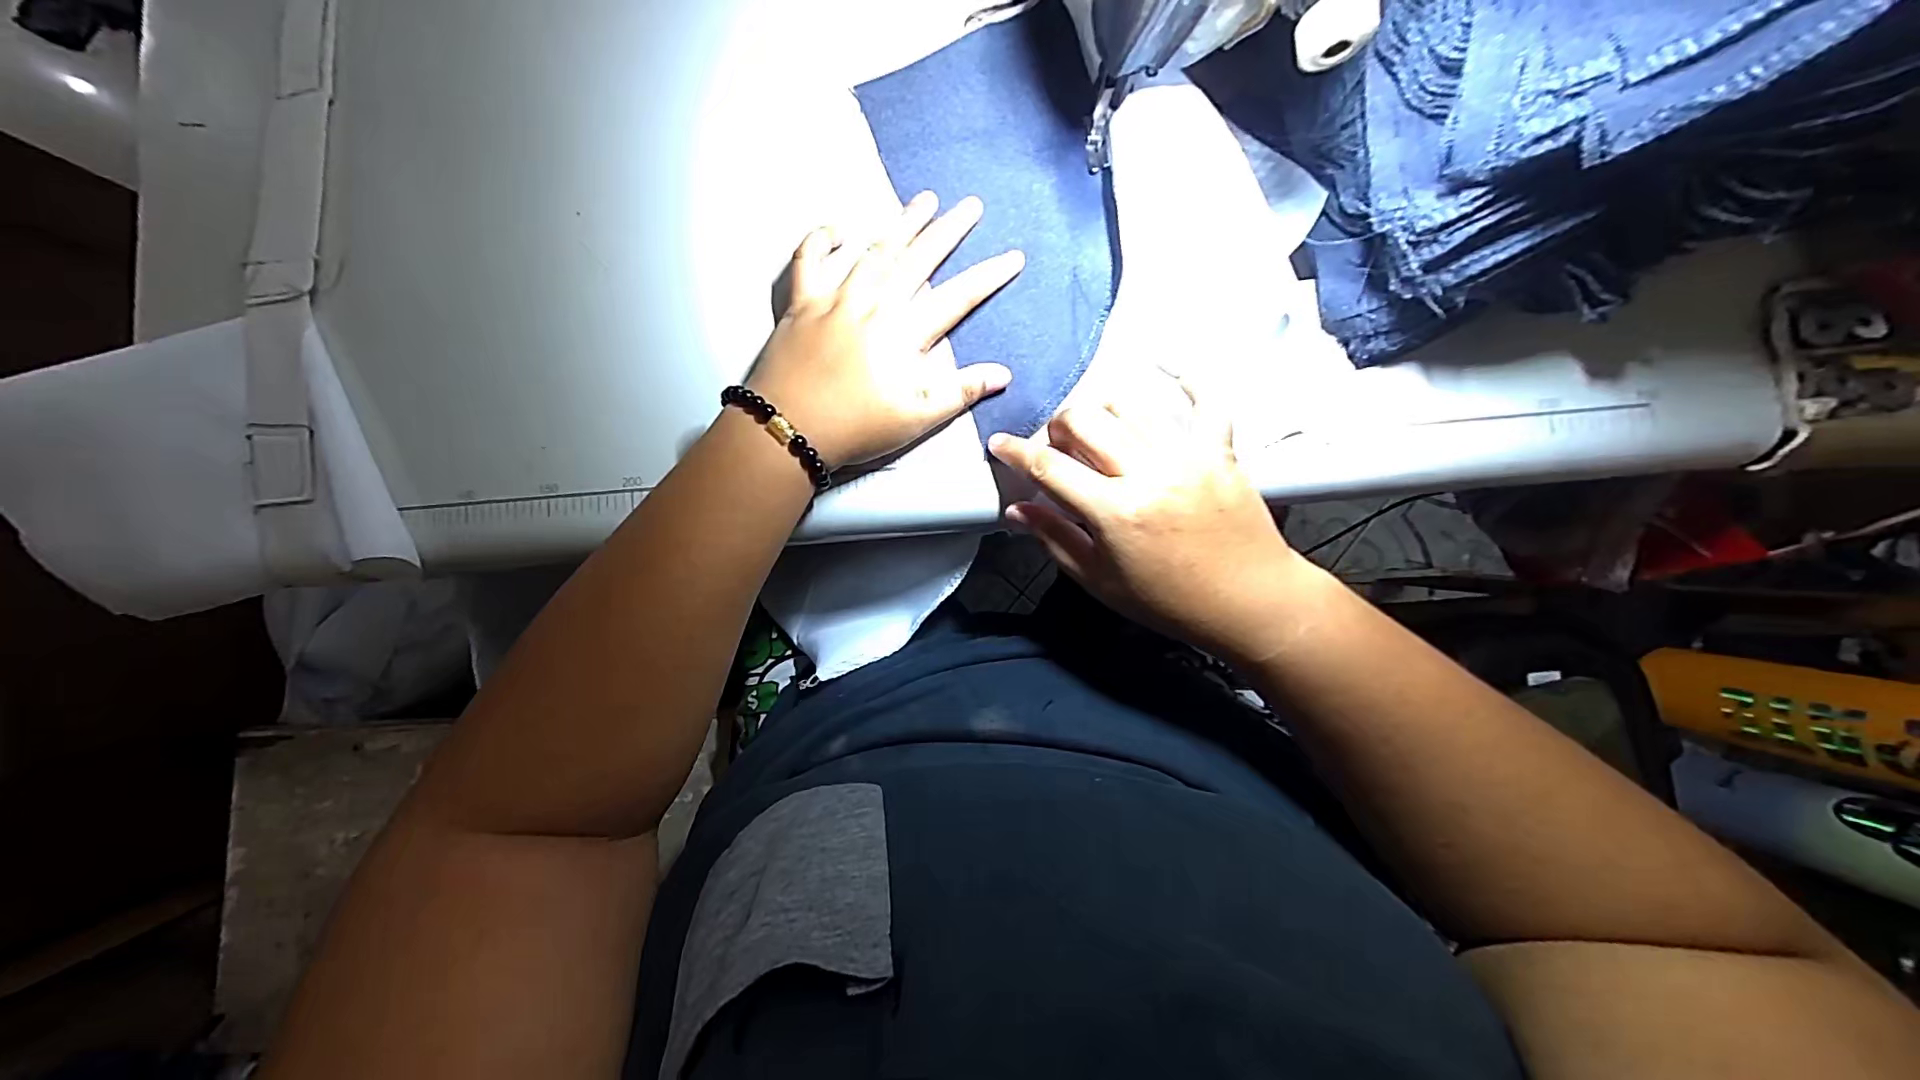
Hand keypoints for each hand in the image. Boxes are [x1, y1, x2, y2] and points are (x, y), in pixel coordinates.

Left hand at [744, 192, 1025, 468]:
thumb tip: (1002, 375)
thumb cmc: (855, 427)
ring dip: (902, 224)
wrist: (789, 427)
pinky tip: (837, 230)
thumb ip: (960, 392)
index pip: (957, 298)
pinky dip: (821, 241)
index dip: (989, 277)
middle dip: (949, 231)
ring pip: (874, 252)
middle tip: (971, 206)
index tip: (1013, 257)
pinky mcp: (801, 304)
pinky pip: (809, 262)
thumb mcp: (917, 418)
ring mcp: (835, 300)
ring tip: (924, 201)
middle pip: (919, 260)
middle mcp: (873, 306)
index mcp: (905, 334)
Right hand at [988, 373, 1318, 664]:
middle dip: (1057, 426)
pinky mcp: (1220, 451)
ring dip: (1102, 408)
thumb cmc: (1171, 602)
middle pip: (1084, 421)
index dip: (1016, 452)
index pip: (1048, 466)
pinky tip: (1166, 371)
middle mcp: (1149, 474)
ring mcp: (1188, 457)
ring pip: (1130, 404)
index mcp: (1114, 513)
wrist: (1248, 603)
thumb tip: (1018, 511)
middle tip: (1055, 447)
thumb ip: (1055, 539)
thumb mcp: (1099, 581)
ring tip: (1097, 429)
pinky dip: (1186, 380)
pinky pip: (1205, 400)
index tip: (1001, 444)